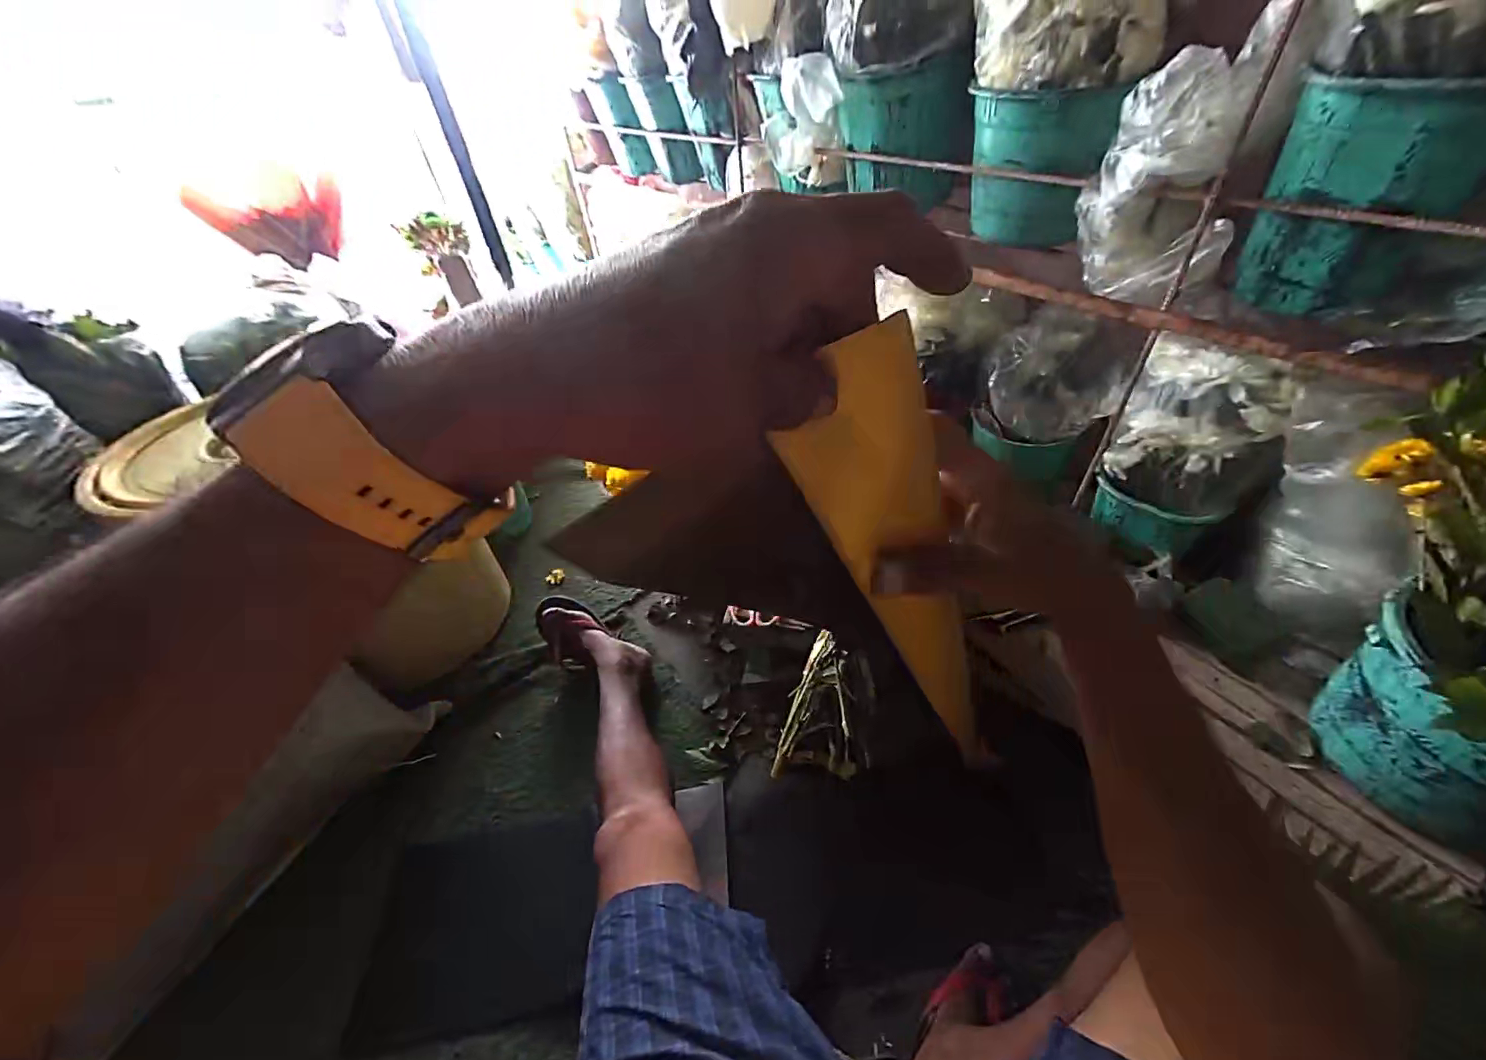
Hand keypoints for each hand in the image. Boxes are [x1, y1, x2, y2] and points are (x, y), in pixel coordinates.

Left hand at [354, 191, 968, 495]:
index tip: (954, 287)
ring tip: (780, 394)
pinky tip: (733, 378)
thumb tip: (819, 385)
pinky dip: (758, 330)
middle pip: (831, 262)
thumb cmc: (655, 388)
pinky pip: (740, 291)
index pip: (884, 225)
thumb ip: (805, 391)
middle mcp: (749, 225)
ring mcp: (703, 241)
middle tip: (837, 387)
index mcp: (788, 243)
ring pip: (783, 281)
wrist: (532, 371)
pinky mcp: (667, 266)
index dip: (928, 253)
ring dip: (798, 334)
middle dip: (846, 323)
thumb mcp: (752, 407)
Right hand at [876, 415, 1126, 620]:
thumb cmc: (1039, 571)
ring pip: (932, 479)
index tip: (864, 423)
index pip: (940, 431)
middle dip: (892, 456)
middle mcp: (977, 479)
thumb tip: (874, 574)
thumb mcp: (982, 573)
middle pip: (930, 454)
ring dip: (902, 485)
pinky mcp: (977, 517)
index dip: (905, 421)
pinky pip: (938, 502)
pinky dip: (915, 509)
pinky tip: (890, 525)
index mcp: (981, 477)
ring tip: (859, 491)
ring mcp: (978, 497)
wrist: (1079, 590)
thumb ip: (929, 570)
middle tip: (848, 463)